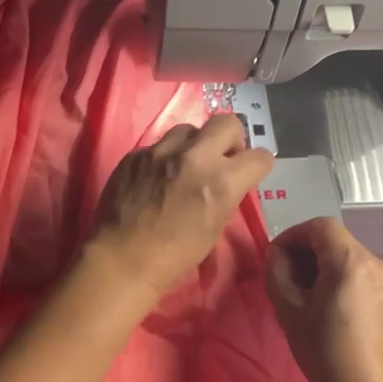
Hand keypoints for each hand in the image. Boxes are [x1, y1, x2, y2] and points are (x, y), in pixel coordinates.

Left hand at [89, 114, 274, 297]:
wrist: (122, 259)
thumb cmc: (174, 255)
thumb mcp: (214, 228)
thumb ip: (226, 195)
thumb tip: (228, 183)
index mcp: (221, 181)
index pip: (260, 156)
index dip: (257, 166)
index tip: (249, 173)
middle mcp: (194, 157)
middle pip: (227, 123)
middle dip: (231, 139)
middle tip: (221, 159)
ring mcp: (160, 151)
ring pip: (189, 129)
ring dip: (194, 145)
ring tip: (184, 167)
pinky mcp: (135, 154)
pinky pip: (157, 146)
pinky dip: (163, 159)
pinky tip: (154, 180)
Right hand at [265, 217, 382, 381]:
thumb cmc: (325, 355)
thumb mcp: (290, 312)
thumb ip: (278, 274)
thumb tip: (277, 255)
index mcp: (351, 262)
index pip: (319, 226)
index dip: (292, 236)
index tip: (274, 259)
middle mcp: (375, 262)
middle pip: (335, 240)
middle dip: (305, 251)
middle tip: (283, 278)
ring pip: (347, 256)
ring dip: (321, 266)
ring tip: (301, 295)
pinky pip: (359, 273)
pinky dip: (337, 278)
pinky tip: (324, 306)